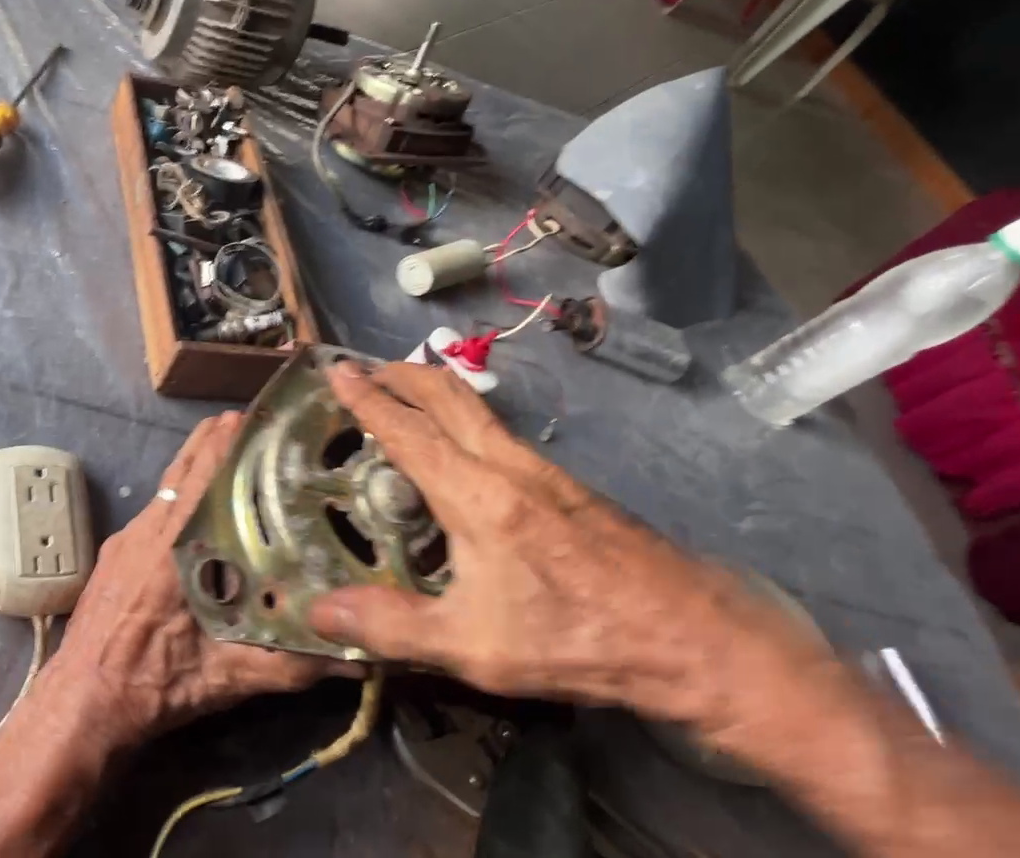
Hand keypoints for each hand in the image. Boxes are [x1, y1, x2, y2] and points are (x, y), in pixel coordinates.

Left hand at [49, 412, 345, 746]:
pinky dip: (178, 496)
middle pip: (180, 470)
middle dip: (210, 442)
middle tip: (245, 419)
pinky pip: (153, 511)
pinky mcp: (114, 555)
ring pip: (165, 489)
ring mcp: (125, 540)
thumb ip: (293, 665)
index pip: (201, 478)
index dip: (224, 445)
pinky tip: (198, 510)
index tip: (250, 417)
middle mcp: (146, 531)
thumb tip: (357, 659)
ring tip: (227, 449)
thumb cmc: (153, 684)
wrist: (82, 701)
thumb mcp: (229, 678)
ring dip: (194, 466)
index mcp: (173, 549)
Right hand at [305, 362, 833, 736]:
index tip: (335, 371)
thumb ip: (393, 625)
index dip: (366, 398)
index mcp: (476, 494)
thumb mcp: (475, 646)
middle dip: (400, 373)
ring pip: (475, 408)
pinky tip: (457, 454)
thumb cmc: (578, 640)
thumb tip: (319, 611)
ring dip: (431, 391)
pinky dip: (460, 418)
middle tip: (362, 371)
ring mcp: (543, 470)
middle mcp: (507, 465)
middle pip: (447, 394)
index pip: (408, 429)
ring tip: (399, 402)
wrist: (701, 640)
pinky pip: (498, 430)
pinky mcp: (567, 484)